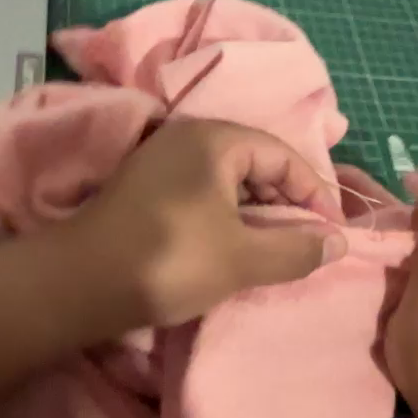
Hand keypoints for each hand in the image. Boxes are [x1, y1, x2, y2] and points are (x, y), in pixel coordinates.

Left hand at [60, 118, 347, 328]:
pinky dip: (226, 212)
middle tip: (306, 242)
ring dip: (255, 210)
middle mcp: (187, 136)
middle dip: (285, 201)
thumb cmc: (170, 260)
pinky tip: (232, 244)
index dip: (313, 192)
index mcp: (214, 138)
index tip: (332, 233)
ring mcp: (162, 157)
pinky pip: (202, 187)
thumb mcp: (242, 259)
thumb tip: (338, 240)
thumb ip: (296, 248)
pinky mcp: (146, 183)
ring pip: (227, 176)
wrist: (80, 282)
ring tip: (273, 248)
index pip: (281, 155)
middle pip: (254, 160)